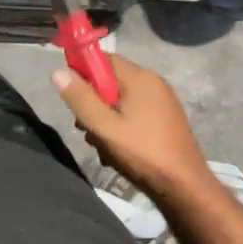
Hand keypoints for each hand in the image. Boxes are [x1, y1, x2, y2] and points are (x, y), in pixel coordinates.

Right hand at [51, 54, 210, 200]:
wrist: (184, 185)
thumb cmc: (142, 152)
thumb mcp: (104, 126)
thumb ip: (80, 98)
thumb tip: (57, 70)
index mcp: (140, 77)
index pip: (103, 58)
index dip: (82, 71)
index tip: (71, 95)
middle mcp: (153, 82)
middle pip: (110, 81)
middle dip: (92, 102)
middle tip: (85, 127)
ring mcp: (161, 101)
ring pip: (120, 100)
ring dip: (105, 118)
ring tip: (101, 143)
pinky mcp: (165, 118)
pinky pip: (134, 112)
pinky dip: (120, 125)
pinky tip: (117, 149)